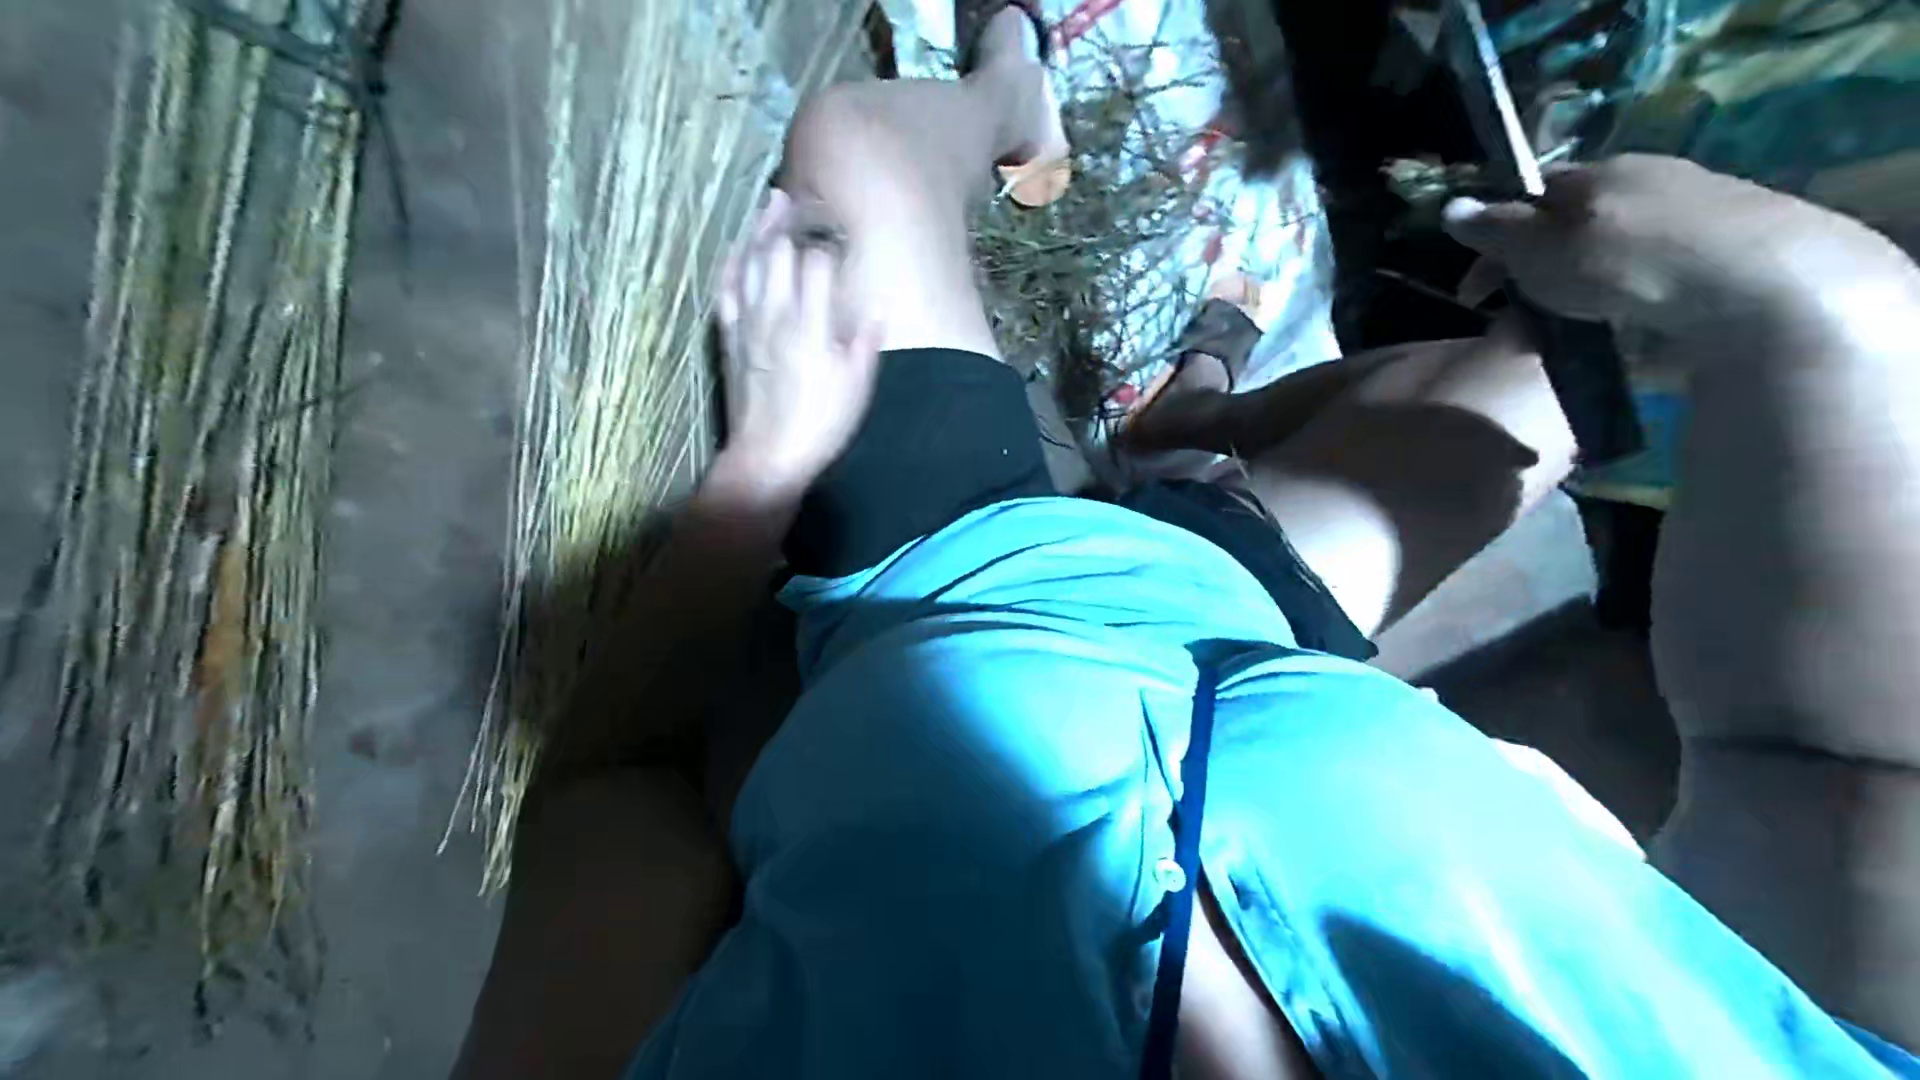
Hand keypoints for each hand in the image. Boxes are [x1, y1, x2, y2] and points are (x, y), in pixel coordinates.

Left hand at [713, 189, 882, 504]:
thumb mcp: (856, 388)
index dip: (829, 244)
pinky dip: (732, 264)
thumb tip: (874, 310)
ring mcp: (747, 323)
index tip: (841, 237)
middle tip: (802, 198)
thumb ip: (863, 343)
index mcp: (810, 324)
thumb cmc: (820, 424)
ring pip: (750, 264)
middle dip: (791, 221)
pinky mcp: (730, 338)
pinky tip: (738, 250)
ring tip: (771, 203)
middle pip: (779, 252)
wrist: (768, 455)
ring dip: (760, 231)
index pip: (817, 264)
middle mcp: (775, 314)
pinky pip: (726, 290)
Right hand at [1442, 155, 1905, 336]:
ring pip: (1589, 268)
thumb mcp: (1539, 246)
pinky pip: (1628, 289)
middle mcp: (1643, 188)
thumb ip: (1493, 230)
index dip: (1493, 239)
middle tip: (1504, 323)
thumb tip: (1450, 206)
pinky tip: (1594, 339)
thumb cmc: (1627, 260)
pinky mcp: (1706, 267)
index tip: (1474, 289)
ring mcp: (1680, 226)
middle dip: (1522, 281)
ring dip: (1554, 306)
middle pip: (1558, 235)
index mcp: (1603, 172)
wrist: (1758, 291)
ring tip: (1543, 344)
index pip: (1530, 195)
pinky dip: (1600, 314)